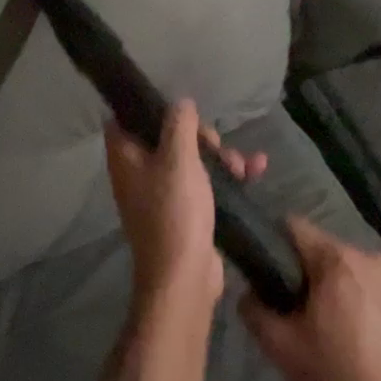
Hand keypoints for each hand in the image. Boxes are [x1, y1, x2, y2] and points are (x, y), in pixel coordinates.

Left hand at [105, 99, 267, 309]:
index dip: (146, 108)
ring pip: (192, 160)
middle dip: (200, 137)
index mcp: (126, 158)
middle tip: (214, 145)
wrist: (185, 277)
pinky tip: (256, 170)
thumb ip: (178, 124)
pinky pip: (207, 184)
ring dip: (220, 157)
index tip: (175, 107)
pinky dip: (228, 176)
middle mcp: (139, 174)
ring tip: (242, 167)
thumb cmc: (175, 211)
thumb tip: (180, 103)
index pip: (124, 120)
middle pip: (167, 138)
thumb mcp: (178, 158)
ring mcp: (163, 195)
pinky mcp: (187, 213)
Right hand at [238, 217, 380, 380]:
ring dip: (325, 287)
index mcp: (337, 259)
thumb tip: (249, 292)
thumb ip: (253, 309)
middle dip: (298, 272)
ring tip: (319, 328)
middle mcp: (367, 257)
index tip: (263, 276)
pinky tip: (347, 336)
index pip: (292, 226)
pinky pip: (363, 283)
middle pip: (318, 248)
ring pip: (341, 267)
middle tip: (289, 312)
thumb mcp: (280, 346)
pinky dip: (349, 298)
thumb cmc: (336, 377)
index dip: (270, 246)